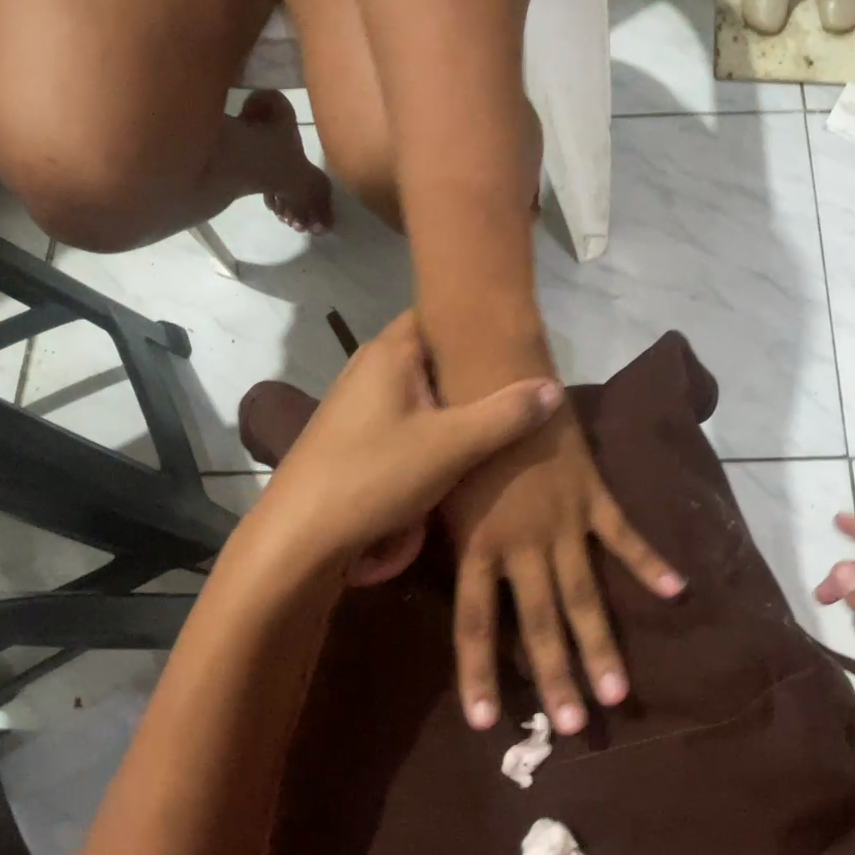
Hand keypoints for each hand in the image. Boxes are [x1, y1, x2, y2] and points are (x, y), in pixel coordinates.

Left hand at [242, 314, 562, 577]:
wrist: (301, 541)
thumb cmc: (373, 477)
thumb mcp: (451, 446)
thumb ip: (505, 415)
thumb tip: (553, 387)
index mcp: (390, 353)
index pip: (439, 313)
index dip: (479, 323)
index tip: (521, 339)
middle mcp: (373, 369)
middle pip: (436, 357)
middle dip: (476, 372)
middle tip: (525, 385)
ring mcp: (364, 407)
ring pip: (426, 394)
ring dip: (459, 408)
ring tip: (506, 420)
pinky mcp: (361, 441)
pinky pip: (413, 423)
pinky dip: (439, 432)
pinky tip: (467, 453)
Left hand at [443, 410, 683, 734]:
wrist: (488, 369)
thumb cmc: (445, 423)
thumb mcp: (432, 483)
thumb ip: (445, 533)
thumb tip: (440, 573)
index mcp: (477, 543)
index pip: (475, 623)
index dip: (479, 674)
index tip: (486, 723)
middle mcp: (522, 542)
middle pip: (540, 620)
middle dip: (557, 676)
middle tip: (573, 727)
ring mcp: (562, 520)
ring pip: (585, 592)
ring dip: (603, 643)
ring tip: (619, 690)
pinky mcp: (591, 494)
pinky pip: (623, 536)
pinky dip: (648, 562)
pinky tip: (675, 591)